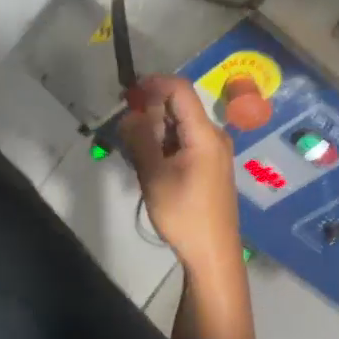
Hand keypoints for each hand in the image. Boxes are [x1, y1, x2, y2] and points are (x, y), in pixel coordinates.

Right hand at [120, 75, 239, 270]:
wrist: (213, 255)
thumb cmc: (185, 215)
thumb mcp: (154, 176)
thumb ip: (140, 139)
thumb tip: (128, 114)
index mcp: (204, 134)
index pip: (180, 89)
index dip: (153, 83)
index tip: (127, 94)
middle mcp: (213, 136)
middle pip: (178, 106)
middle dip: (149, 110)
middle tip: (124, 132)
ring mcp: (213, 151)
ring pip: (178, 125)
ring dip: (154, 130)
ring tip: (134, 154)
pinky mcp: (209, 165)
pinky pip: (184, 141)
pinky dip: (164, 144)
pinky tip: (149, 164)